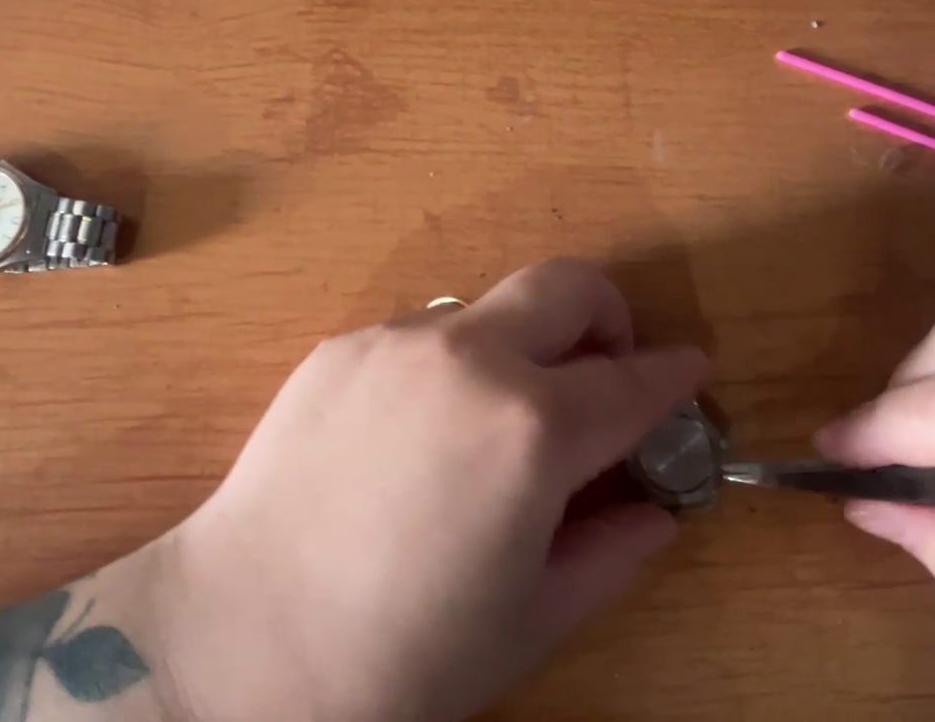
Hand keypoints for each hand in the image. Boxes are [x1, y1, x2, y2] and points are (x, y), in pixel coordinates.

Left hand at [143, 259, 707, 721]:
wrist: (243, 639)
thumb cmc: (404, 651)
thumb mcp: (533, 617)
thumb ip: (612, 550)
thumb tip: (656, 511)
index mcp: (533, 428)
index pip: (632, 381)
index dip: (673, 375)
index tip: (690, 371)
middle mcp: (470, 359)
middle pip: (566, 284)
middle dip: (607, 313)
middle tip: (605, 369)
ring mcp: (397, 343)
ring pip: (489, 309)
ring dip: (520, 345)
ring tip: (498, 420)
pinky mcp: (341, 347)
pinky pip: (422, 338)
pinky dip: (450, 367)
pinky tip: (420, 433)